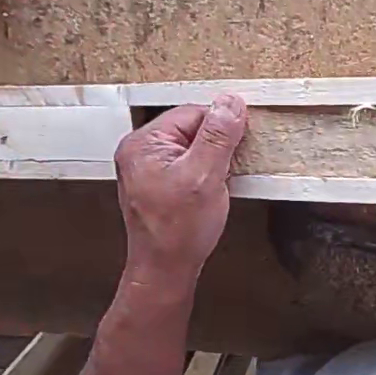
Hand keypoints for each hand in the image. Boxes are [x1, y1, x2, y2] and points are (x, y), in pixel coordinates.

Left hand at [114, 94, 247, 284]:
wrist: (164, 272)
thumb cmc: (177, 232)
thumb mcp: (205, 177)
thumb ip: (218, 136)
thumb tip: (230, 102)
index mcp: (143, 143)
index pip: (192, 113)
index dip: (219, 129)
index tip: (236, 147)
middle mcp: (139, 152)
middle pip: (191, 130)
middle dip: (214, 149)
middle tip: (221, 174)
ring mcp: (146, 170)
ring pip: (191, 150)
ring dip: (211, 164)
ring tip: (212, 188)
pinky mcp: (156, 186)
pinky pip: (186, 167)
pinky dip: (203, 176)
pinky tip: (207, 195)